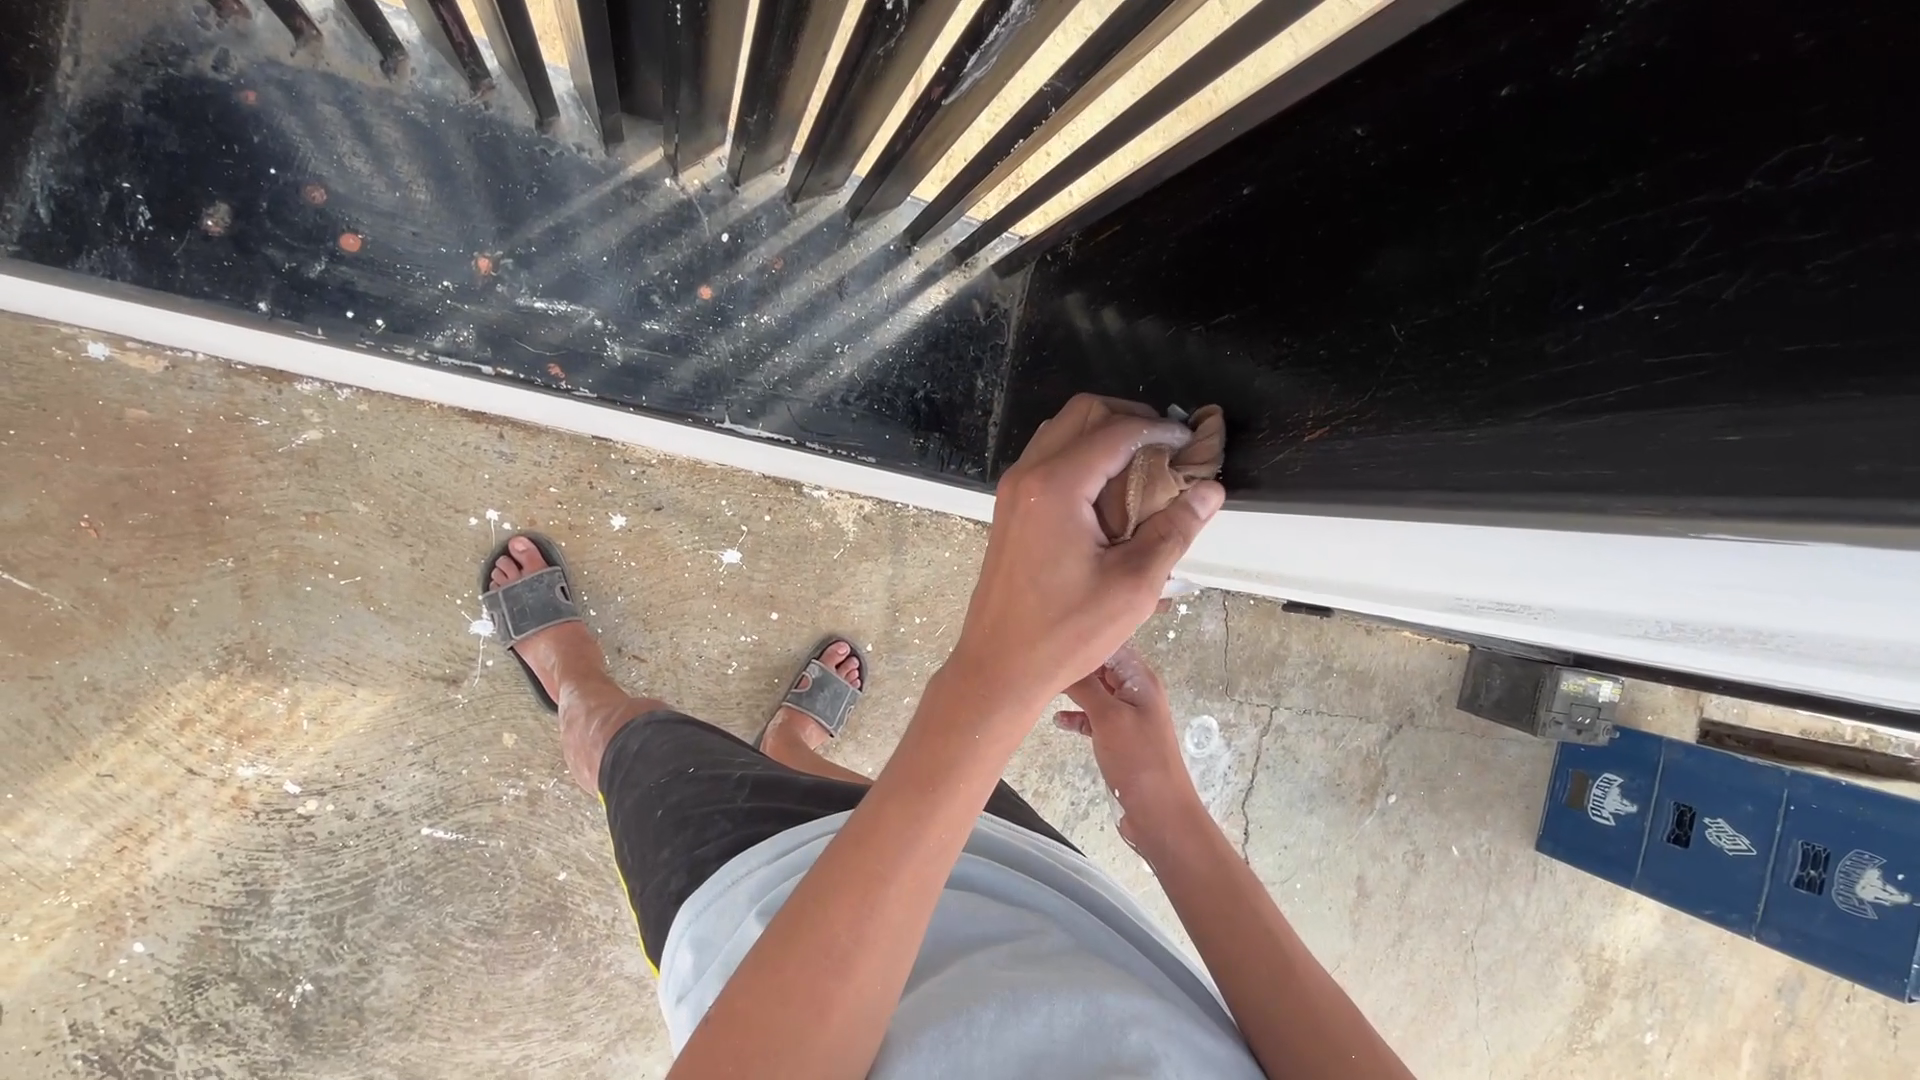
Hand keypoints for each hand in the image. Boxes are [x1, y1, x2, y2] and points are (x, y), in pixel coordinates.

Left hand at [947, 395, 1225, 714]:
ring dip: (1103, 435)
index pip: (1116, 432)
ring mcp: (1012, 491)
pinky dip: (1080, 456)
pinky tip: (1109, 492)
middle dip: (1130, 419)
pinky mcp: (1009, 509)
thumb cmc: (1065, 633)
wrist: (999, 666)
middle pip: (1083, 413)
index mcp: (1056, 487)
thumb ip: (1174, 530)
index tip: (1193, 444)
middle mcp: (1027, 476)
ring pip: (1061, 431)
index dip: (1161, 431)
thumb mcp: (1133, 585)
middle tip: (1168, 448)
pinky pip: (1047, 458)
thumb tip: (1210, 490)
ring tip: (1143, 466)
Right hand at [1056, 644, 1203, 850]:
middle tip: (1041, 664)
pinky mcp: (1119, 737)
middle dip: (1074, 664)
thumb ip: (1085, 686)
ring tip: (1044, 689)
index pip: (1110, 644)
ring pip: (1095, 691)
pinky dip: (1077, 717)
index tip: (1052, 639)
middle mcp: (1136, 691)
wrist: (1160, 813)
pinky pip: (1094, 717)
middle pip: (1101, 666)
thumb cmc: (1138, 760)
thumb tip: (1061, 660)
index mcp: (1141, 679)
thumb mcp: (1108, 718)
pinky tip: (1059, 722)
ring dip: (1073, 691)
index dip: (1084, 639)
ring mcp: (1128, 715)